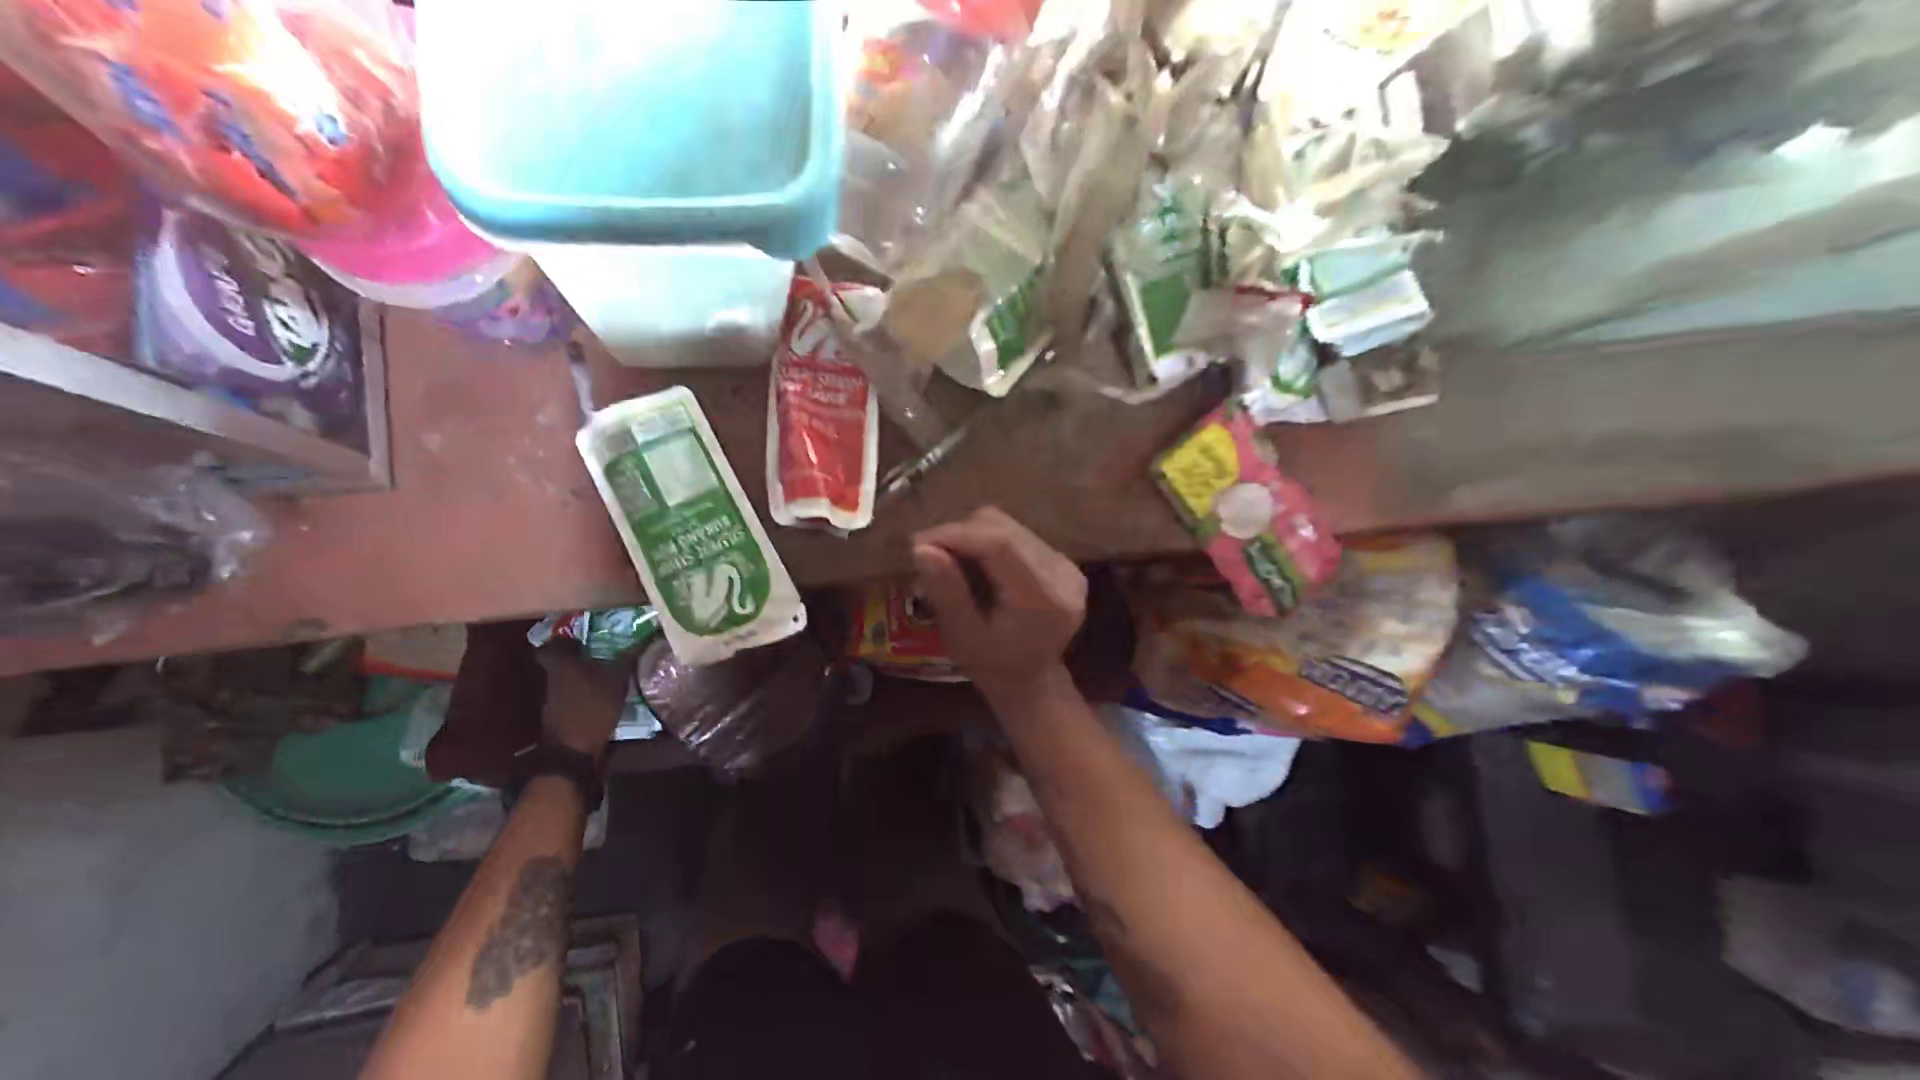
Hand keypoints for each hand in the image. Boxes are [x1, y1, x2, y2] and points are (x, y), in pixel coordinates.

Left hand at [536, 646, 628, 762]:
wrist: (573, 749)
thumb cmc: (592, 705)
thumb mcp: (616, 679)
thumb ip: (627, 658)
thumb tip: (643, 638)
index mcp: (561, 663)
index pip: (551, 645)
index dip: (564, 640)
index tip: (582, 638)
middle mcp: (553, 677)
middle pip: (560, 661)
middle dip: (578, 656)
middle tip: (601, 652)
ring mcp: (554, 696)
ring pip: (566, 677)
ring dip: (582, 675)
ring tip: (608, 672)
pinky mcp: (560, 712)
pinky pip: (571, 694)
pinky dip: (584, 692)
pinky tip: (603, 694)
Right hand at [912, 507, 1086, 701]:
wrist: (1030, 680)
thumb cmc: (992, 665)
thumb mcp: (962, 636)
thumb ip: (947, 591)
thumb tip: (922, 548)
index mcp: (1042, 599)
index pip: (1000, 544)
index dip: (956, 535)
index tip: (918, 544)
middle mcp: (1063, 575)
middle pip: (1004, 529)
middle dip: (960, 534)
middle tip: (928, 554)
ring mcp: (1067, 566)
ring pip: (1010, 526)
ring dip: (973, 536)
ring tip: (949, 561)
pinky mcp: (1063, 562)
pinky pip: (1019, 535)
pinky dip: (989, 543)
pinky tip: (975, 566)